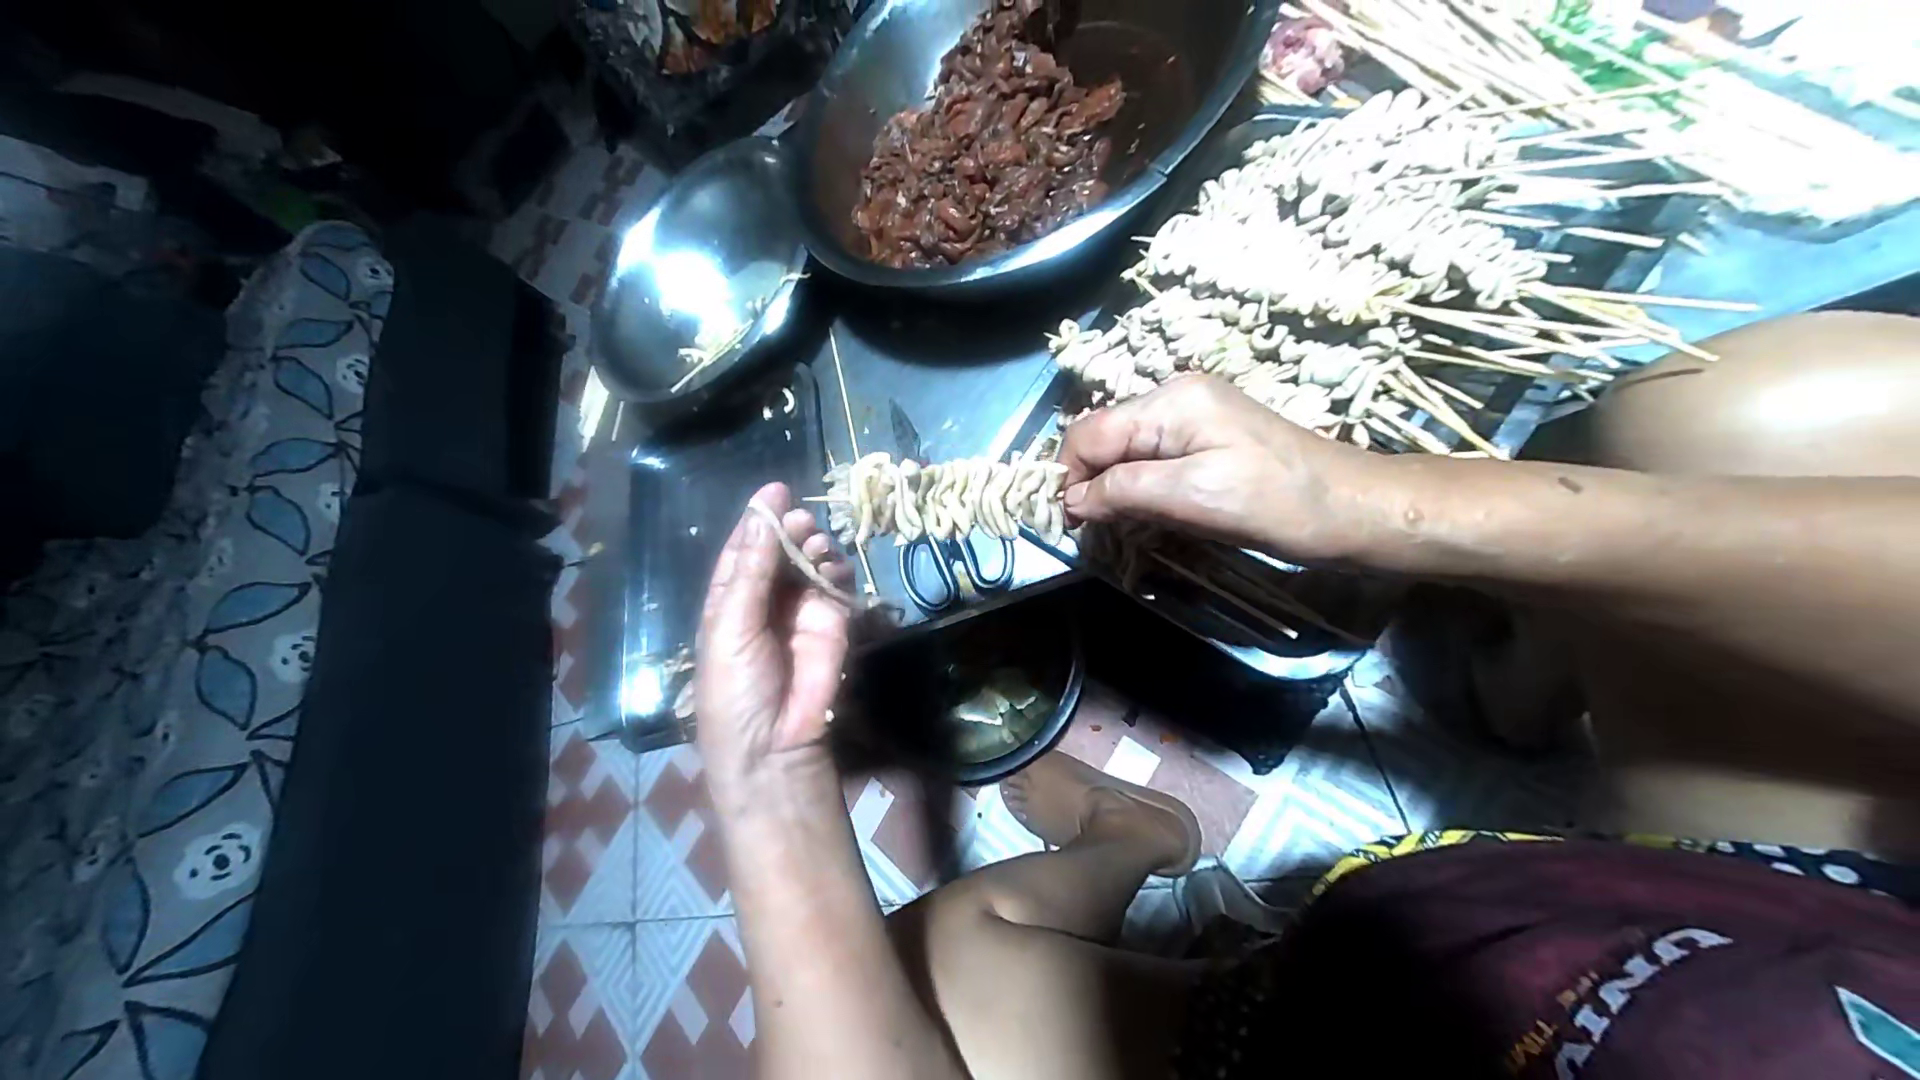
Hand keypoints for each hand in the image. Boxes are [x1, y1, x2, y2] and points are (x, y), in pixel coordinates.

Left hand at [696, 483, 852, 813]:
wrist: (776, 745)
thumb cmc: (735, 687)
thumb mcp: (731, 625)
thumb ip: (752, 568)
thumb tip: (765, 511)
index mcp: (730, 600)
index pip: (744, 550)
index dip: (758, 521)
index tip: (776, 490)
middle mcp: (766, 601)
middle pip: (780, 552)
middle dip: (790, 531)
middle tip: (802, 520)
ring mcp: (801, 611)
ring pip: (809, 564)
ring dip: (814, 547)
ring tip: (816, 544)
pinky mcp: (833, 623)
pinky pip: (836, 586)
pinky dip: (836, 571)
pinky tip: (832, 567)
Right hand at [1060, 376, 1387, 563]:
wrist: (1354, 509)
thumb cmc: (1277, 503)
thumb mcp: (1194, 497)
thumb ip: (1124, 490)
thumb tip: (1070, 501)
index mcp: (1170, 401)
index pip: (1089, 432)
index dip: (1068, 476)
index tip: (1070, 523)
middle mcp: (1174, 395)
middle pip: (1103, 437)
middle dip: (1087, 481)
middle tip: (1094, 528)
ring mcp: (1191, 413)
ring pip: (1122, 448)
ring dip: (1111, 486)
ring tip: (1119, 523)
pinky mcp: (1203, 434)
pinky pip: (1148, 456)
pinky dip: (1136, 485)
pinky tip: (1146, 509)